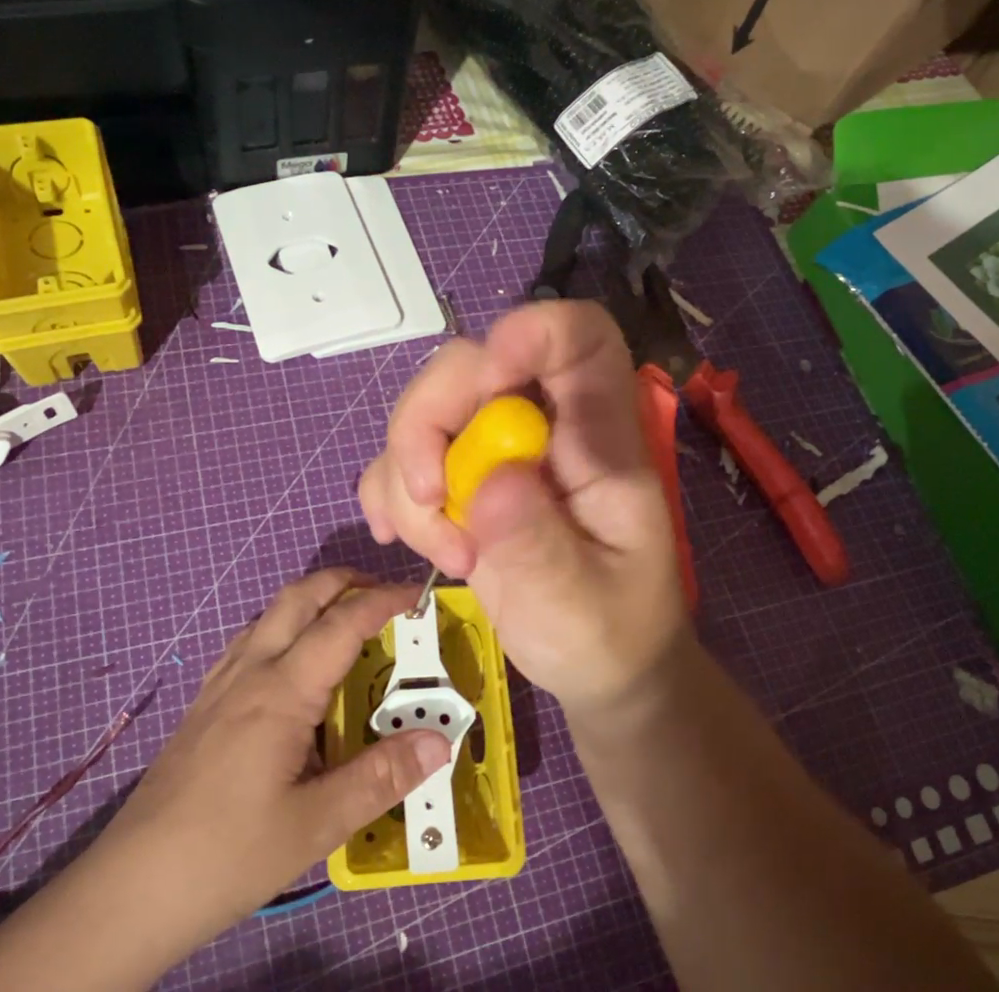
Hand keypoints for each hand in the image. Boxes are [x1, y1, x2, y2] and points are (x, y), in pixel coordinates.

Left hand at [97, 571, 450, 943]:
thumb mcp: (316, 824)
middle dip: (343, 582)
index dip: (383, 602)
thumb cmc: (229, 855)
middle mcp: (248, 674)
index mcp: (280, 692)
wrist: (133, 886)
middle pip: (296, 598)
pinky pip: (247, 645)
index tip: (421, 596)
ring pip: (267, 616)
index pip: (341, 624)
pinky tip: (291, 670)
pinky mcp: (202, 708)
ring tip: (346, 624)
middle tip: (385, 595)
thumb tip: (440, 742)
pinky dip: (281, 630)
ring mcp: (218, 687)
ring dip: (310, 602)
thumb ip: (379, 778)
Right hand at [358, 301, 688, 713]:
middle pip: (470, 365)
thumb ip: (541, 547)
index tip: (490, 378)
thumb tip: (490, 480)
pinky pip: (400, 458)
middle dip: (427, 424)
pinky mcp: (459, 481)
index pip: (578, 339)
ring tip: (450, 556)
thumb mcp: (584, 607)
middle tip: (431, 500)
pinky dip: (388, 494)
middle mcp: (542, 427)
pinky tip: (402, 539)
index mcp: (598, 439)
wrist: (598, 665)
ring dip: (408, 479)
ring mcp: (494, 451)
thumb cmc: (610, 634)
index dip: (531, 333)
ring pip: (423, 411)